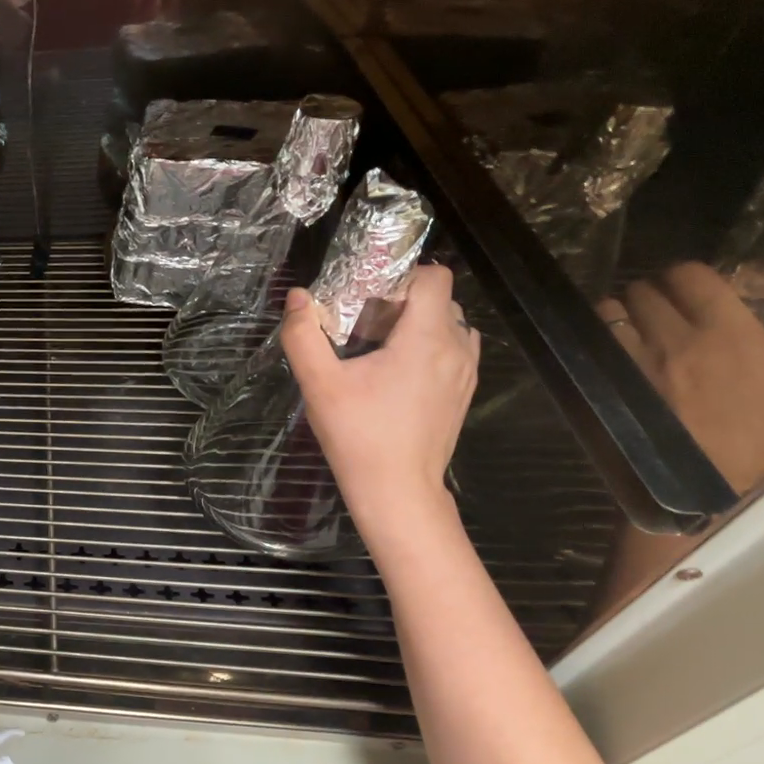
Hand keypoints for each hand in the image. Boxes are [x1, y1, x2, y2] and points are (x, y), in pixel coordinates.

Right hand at [281, 265, 479, 517]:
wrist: (397, 488)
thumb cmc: (358, 433)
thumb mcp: (319, 384)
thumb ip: (303, 336)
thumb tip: (296, 297)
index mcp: (426, 338)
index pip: (435, 276)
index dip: (401, 275)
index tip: (366, 295)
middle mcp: (456, 347)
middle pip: (440, 299)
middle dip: (403, 301)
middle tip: (362, 324)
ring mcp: (466, 371)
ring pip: (450, 324)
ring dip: (418, 325)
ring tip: (379, 349)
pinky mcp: (463, 391)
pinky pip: (453, 350)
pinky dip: (429, 348)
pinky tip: (395, 374)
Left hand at [599, 263, 763, 491]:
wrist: (708, 477)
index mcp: (729, 333)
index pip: (693, 278)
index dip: (686, 274)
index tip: (689, 282)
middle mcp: (675, 339)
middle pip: (646, 291)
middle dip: (651, 290)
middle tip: (659, 302)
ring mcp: (635, 359)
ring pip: (610, 311)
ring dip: (618, 308)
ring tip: (629, 318)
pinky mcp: (608, 381)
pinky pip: (593, 342)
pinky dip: (598, 334)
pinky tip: (609, 340)